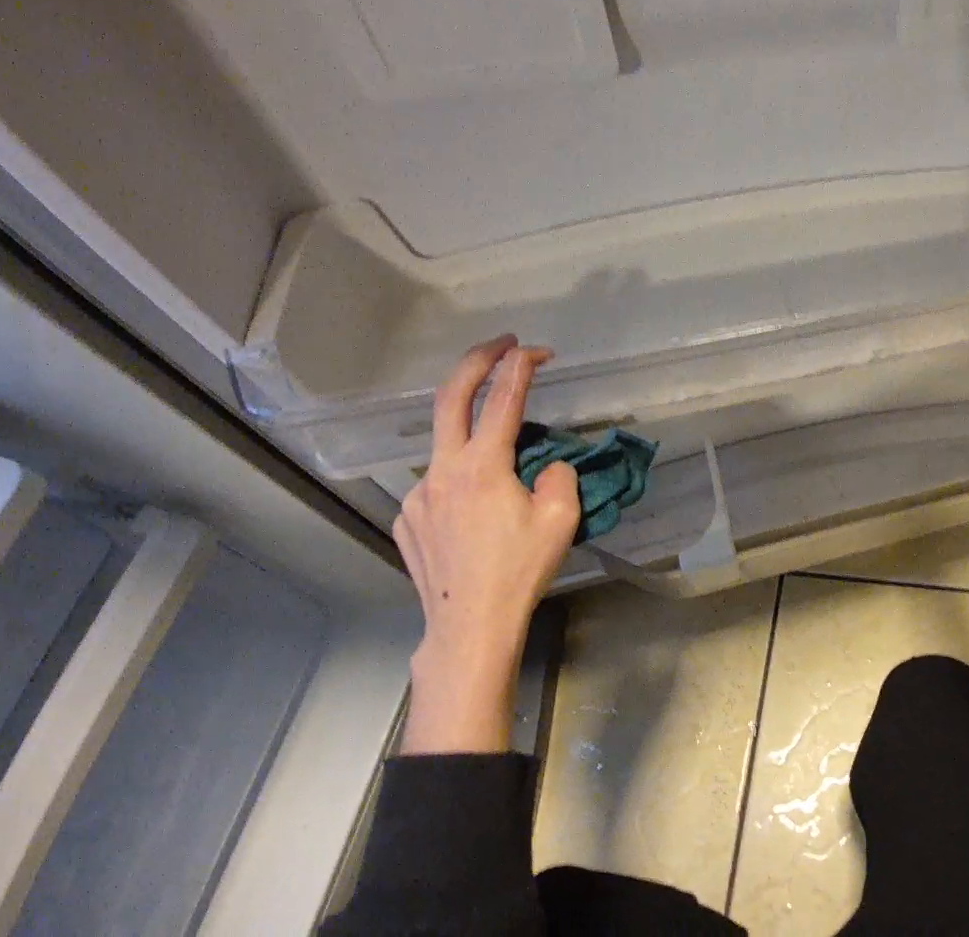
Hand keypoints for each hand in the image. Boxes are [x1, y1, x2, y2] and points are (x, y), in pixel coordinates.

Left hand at [394, 334, 580, 753]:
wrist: (469, 625)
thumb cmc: (518, 571)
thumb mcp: (561, 520)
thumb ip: (559, 477)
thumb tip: (546, 467)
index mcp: (481, 466)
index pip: (502, 400)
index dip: (521, 367)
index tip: (536, 350)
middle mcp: (441, 471)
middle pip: (451, 397)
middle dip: (477, 361)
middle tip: (502, 344)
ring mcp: (418, 495)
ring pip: (447, 449)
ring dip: (475, 438)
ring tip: (506, 468)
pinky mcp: (408, 519)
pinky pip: (438, 485)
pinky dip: (462, 480)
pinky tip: (479, 512)